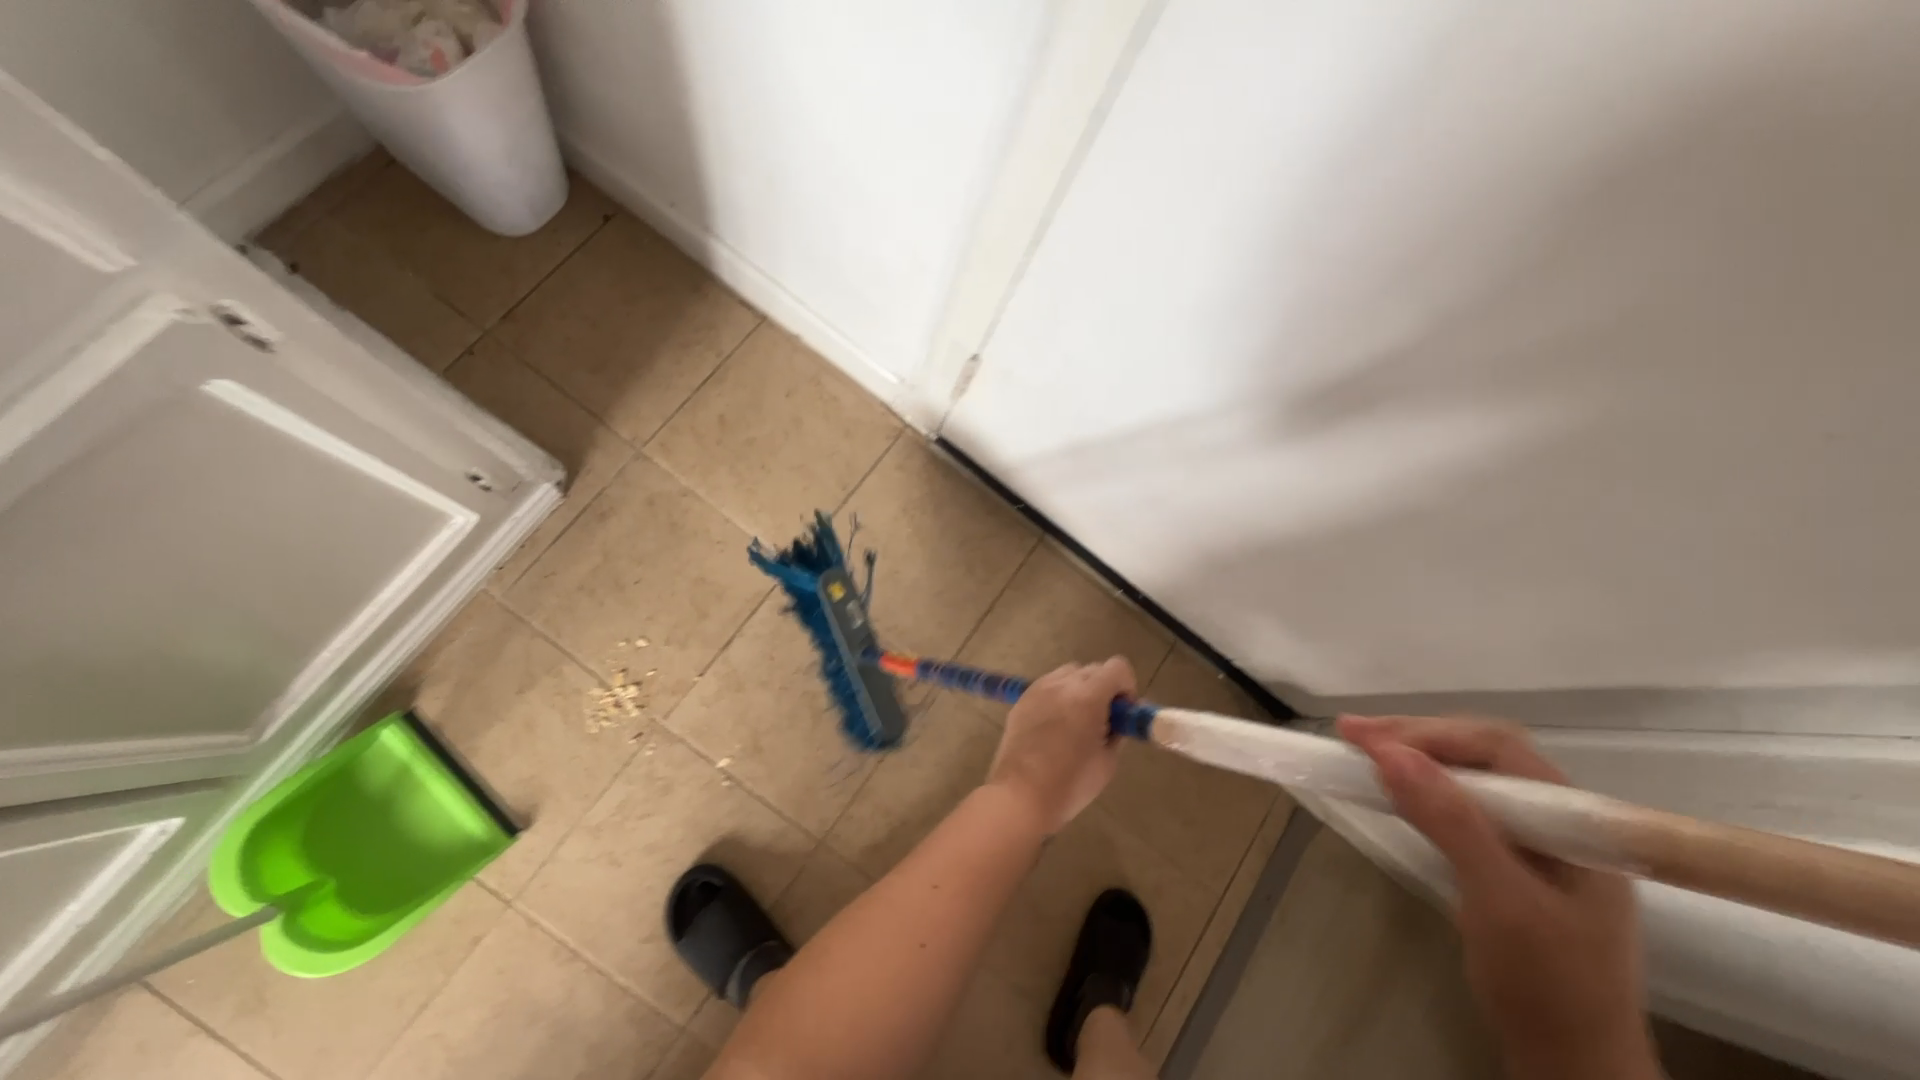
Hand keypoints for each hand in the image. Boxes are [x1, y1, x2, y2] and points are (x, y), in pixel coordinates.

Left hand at [985, 658, 1134, 834]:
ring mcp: (1037, 690)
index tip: (1123, 713)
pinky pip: (1047, 687)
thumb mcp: (1107, 761)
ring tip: (1077, 721)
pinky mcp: (1020, 702)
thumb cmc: (1070, 784)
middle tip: (1103, 721)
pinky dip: (1058, 697)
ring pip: (1067, 674)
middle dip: (1104, 689)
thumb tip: (1117, 721)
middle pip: (1092, 669)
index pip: (1117, 667)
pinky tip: (1055, 726)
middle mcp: (1061, 684)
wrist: (1020, 796)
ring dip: (1079, 689)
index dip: (1126, 687)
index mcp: (1088, 696)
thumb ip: (1116, 732)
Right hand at [1339, 715, 1659, 1079]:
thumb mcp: (1499, 901)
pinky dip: (1428, 792)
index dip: (1426, 733)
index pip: (1496, 746)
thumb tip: (1390, 753)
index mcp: (1574, 820)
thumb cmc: (1546, 983)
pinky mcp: (1518, 866)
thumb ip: (1452, 823)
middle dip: (1416, 738)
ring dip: (1419, 760)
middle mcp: (1561, 820)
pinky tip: (1402, 793)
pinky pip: (1470, 809)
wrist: (1574, 1063)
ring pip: (1475, 779)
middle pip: (1485, 754)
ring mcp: (1542, 844)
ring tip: (1364, 753)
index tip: (1360, 737)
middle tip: (1349, 736)